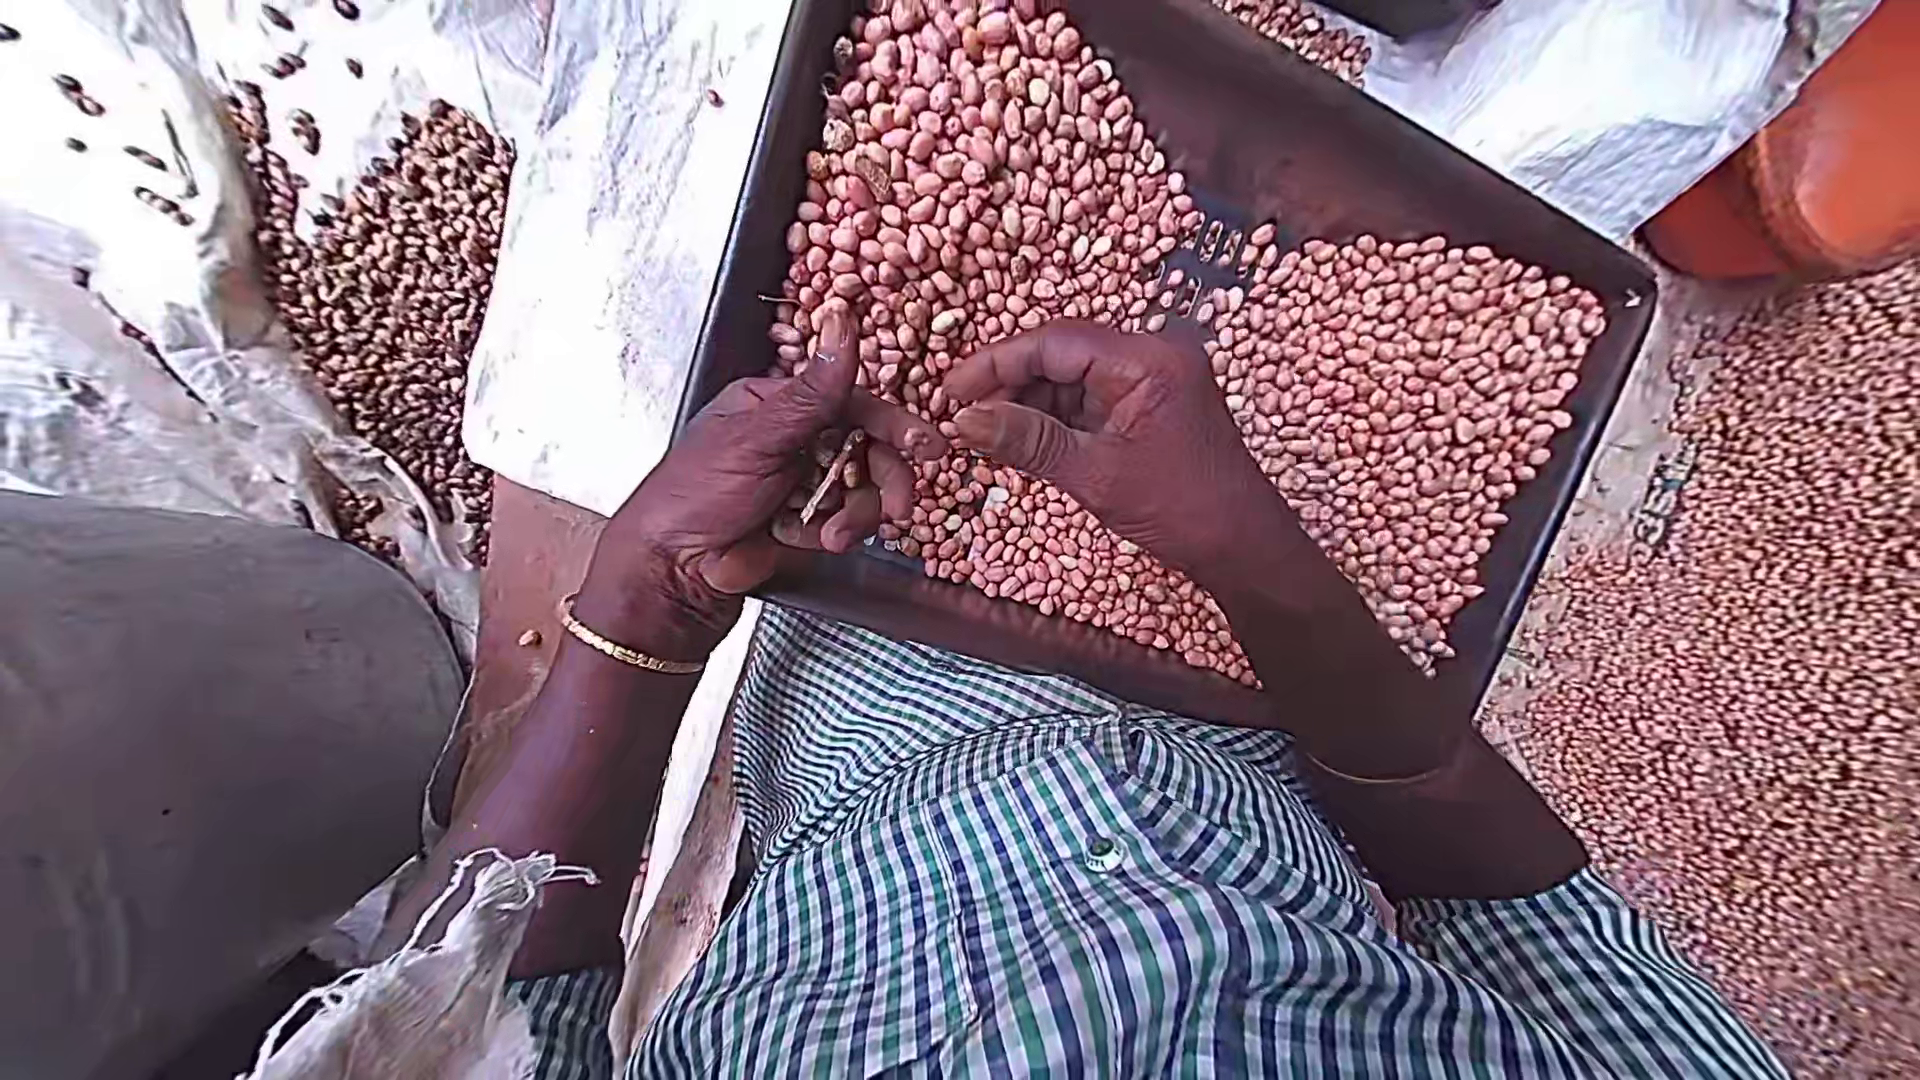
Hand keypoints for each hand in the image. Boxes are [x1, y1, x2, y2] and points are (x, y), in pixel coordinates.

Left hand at [576, 312, 947, 660]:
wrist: (674, 571)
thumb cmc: (697, 494)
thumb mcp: (758, 439)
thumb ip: (812, 392)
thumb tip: (841, 322)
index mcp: (779, 406)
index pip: (852, 405)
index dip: (894, 426)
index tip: (927, 446)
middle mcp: (797, 439)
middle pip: (868, 450)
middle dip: (884, 481)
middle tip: (898, 508)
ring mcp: (804, 481)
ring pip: (863, 489)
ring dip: (856, 515)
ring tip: (832, 536)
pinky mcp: (808, 520)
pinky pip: (845, 521)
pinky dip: (832, 533)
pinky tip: (802, 539)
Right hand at [944, 320, 1307, 583]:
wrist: (1240, 544)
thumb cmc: (1180, 510)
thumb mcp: (1094, 475)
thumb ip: (1028, 442)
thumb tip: (965, 420)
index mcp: (1146, 360)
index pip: (1053, 342)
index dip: (994, 364)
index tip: (951, 391)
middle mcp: (1149, 356)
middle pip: (1059, 356)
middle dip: (1008, 386)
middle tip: (964, 418)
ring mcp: (1148, 380)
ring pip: (1068, 379)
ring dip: (1026, 406)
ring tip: (987, 436)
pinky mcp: (1144, 405)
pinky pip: (1086, 401)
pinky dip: (1051, 421)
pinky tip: (1022, 442)